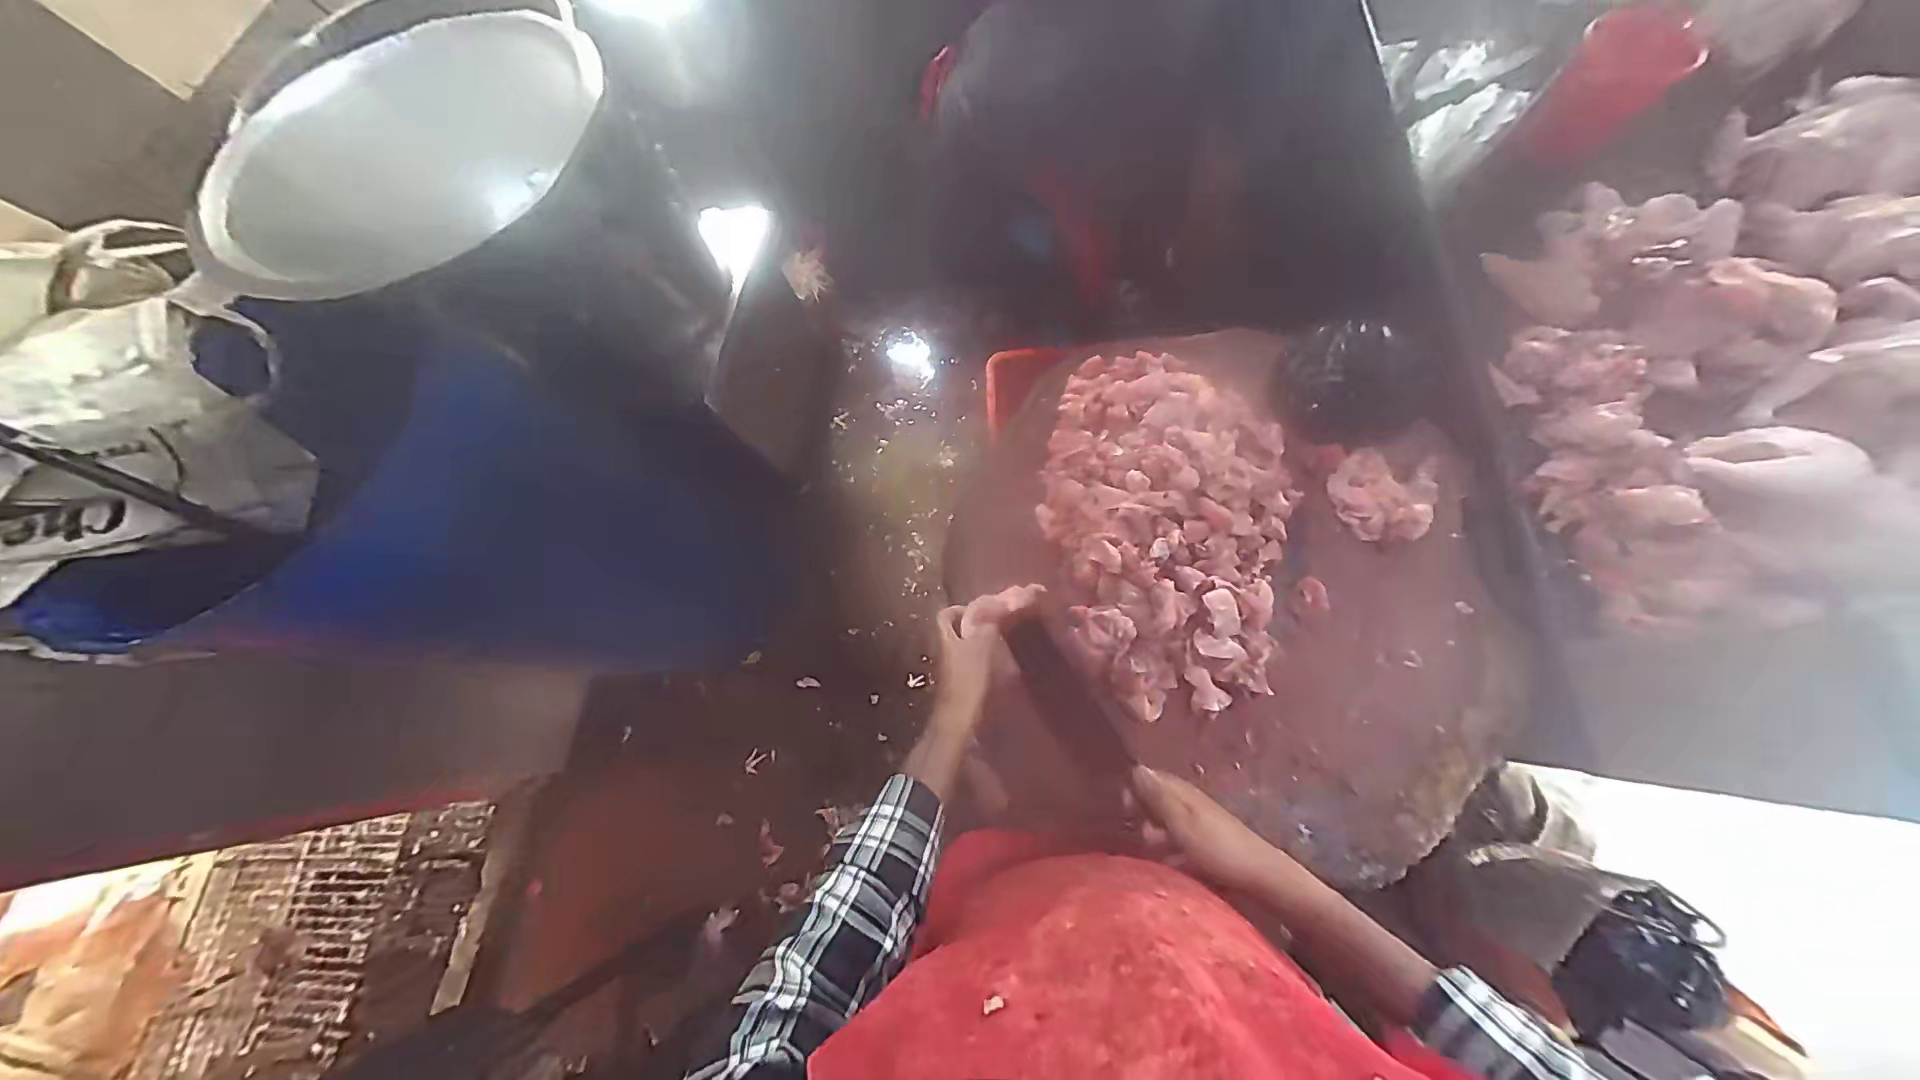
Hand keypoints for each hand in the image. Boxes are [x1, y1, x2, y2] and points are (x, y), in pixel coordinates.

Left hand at [932, 584, 1044, 726]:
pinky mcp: (959, 684)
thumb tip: (996, 600)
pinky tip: (999, 664)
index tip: (981, 609)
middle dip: (973, 625)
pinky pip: (969, 663)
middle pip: (954, 630)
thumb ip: (987, 625)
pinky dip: (982, 659)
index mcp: (946, 639)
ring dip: (978, 642)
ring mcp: (951, 669)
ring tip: (1002, 640)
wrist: (956, 724)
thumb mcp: (980, 650)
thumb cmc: (967, 684)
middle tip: (997, 623)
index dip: (959, 609)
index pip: (945, 615)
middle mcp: (945, 652)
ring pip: (962, 647)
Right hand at [1129, 765, 1313, 897]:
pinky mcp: (1201, 845)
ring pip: (1162, 822)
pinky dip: (1162, 848)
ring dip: (1147, 832)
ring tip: (1134, 850)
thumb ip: (1157, 796)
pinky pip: (1172, 841)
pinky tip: (1155, 864)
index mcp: (1181, 791)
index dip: (1129, 787)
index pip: (1147, 777)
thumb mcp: (1181, 822)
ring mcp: (1196, 824)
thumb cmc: (1217, 848)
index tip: (1113, 806)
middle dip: (1135, 811)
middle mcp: (1187, 802)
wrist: (1261, 878)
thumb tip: (1135, 767)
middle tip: (1119, 831)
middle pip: (1152, 799)